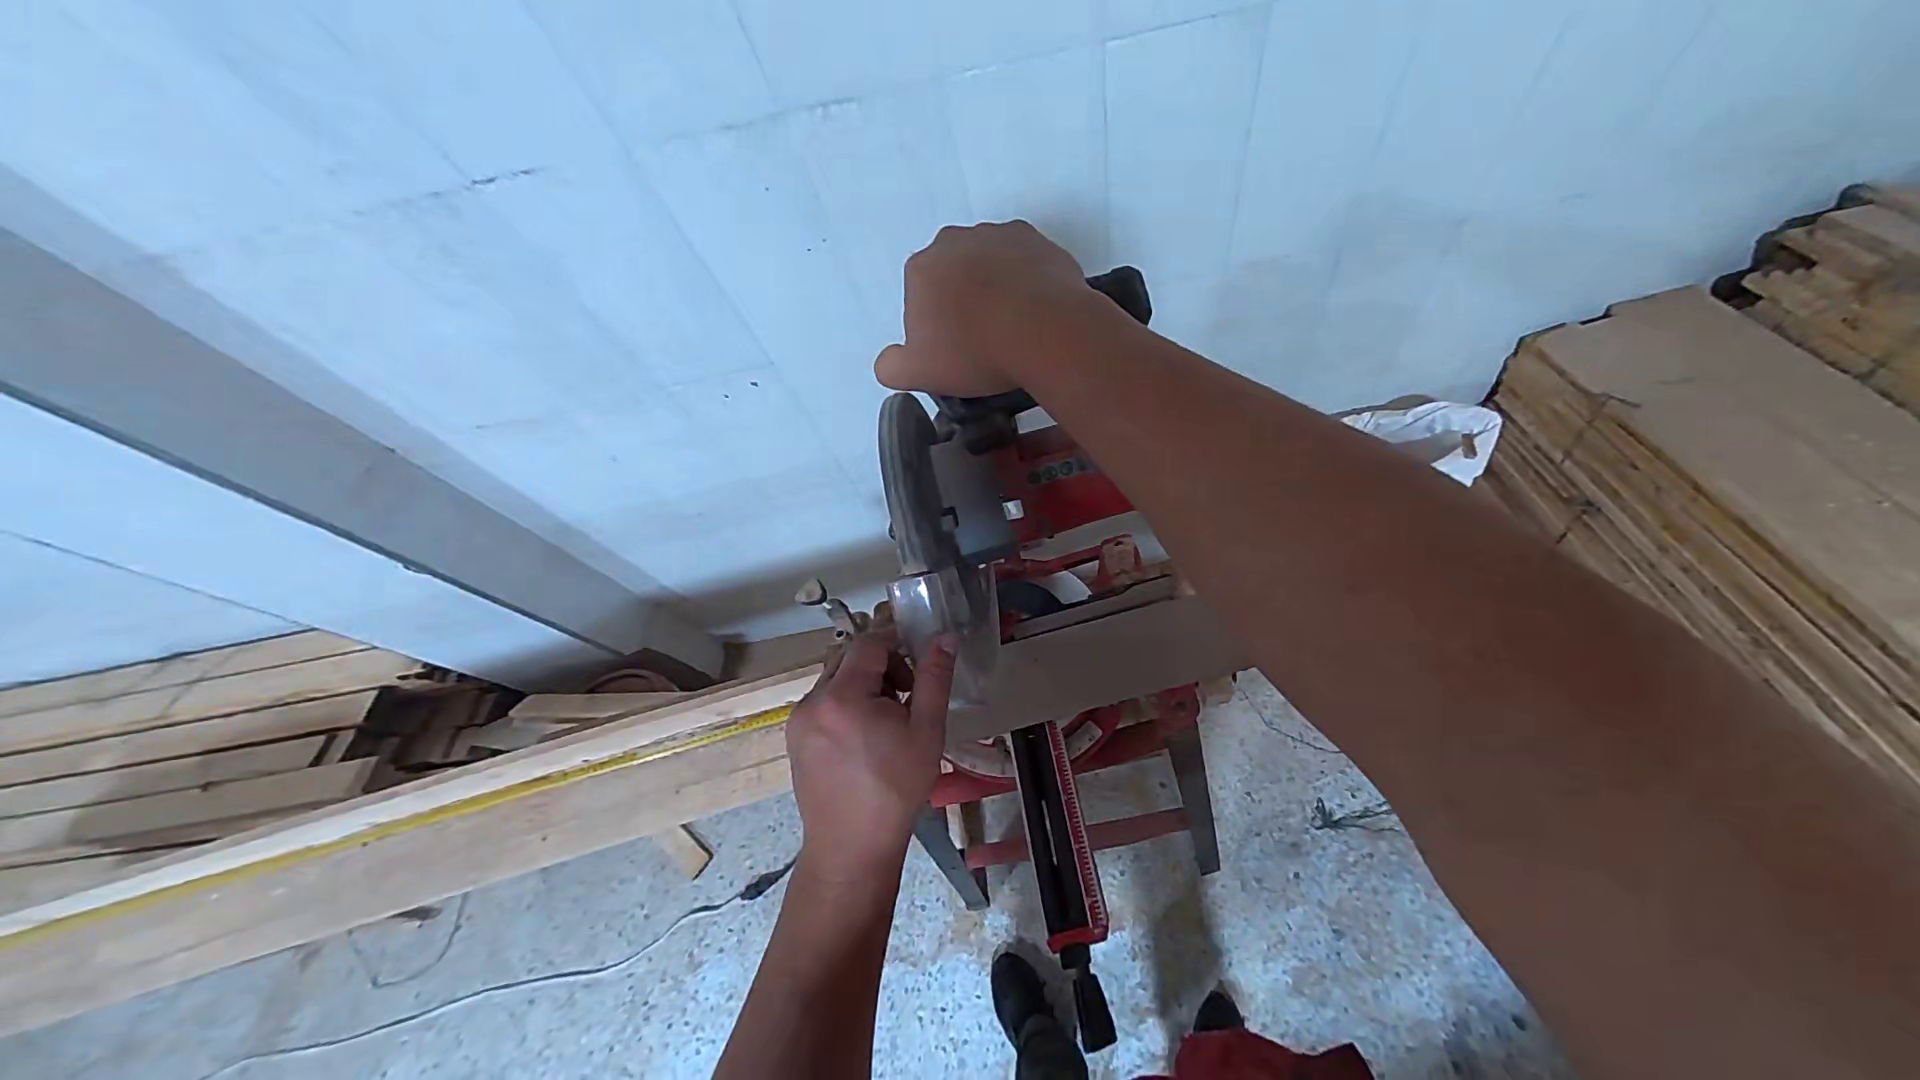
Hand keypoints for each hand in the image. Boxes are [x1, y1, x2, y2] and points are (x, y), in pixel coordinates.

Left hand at [786, 631, 955, 879]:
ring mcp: (799, 720)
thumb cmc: (896, 790)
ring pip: (835, 680)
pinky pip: (823, 703)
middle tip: (905, 699)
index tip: (917, 669)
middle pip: (849, 658)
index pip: (868, 644)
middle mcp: (811, 701)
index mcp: (842, 696)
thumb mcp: (926, 731)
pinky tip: (864, 739)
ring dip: (863, 686)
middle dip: (881, 667)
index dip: (896, 645)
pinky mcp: (795, 738)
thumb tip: (945, 638)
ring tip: (886, 723)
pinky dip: (845, 705)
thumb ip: (934, 678)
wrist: (852, 847)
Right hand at [875, 220, 1106, 396]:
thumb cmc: (974, 352)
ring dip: (995, 289)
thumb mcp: (919, 373)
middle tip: (983, 340)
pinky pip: (1024, 262)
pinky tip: (1035, 310)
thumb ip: (892, 366)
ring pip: (989, 266)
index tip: (956, 351)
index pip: (921, 299)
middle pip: (954, 276)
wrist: (1044, 332)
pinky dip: (1026, 281)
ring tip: (1013, 327)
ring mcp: (998, 235)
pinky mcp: (1037, 239)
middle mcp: (954, 240)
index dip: (936, 328)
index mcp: (920, 268)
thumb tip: (889, 361)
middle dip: (963, 302)